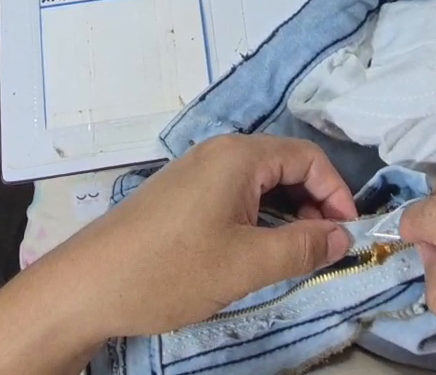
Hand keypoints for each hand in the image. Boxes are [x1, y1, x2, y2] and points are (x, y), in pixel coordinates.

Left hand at [45, 133, 358, 336]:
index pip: (307, 157)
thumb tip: (342, 236)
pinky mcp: (183, 191)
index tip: (347, 234)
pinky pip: (236, 192)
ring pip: (260, 181)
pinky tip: (256, 249)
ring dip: (286, 213)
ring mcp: (198, 169)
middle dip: (313, 203)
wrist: (89, 285)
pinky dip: (259, 216)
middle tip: (324, 248)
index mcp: (239, 155)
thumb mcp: (245, 264)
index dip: (335, 192)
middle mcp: (220, 150)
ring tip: (295, 255)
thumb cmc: (172, 269)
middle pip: (285, 165)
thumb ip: (301, 248)